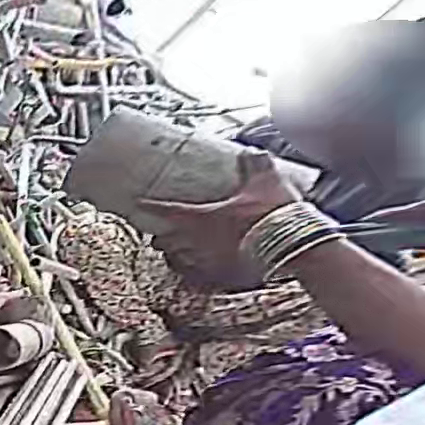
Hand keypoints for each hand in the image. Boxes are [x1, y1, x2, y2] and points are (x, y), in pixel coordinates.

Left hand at [139, 150, 304, 288]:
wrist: (287, 244)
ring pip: (171, 256)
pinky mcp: (207, 274)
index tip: (137, 203)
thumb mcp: (265, 183)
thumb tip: (249, 151)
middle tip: (165, 231)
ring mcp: (196, 258)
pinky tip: (191, 264)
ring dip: (172, 251)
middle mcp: (189, 239)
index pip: (163, 210)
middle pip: (161, 239)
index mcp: (196, 216)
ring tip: (178, 247)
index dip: (148, 205)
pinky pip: (186, 272)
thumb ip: (254, 165)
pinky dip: (185, 267)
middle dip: (161, 235)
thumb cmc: (271, 212)